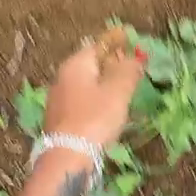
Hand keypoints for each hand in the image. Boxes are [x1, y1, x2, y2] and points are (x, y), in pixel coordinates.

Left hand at [14, 42, 147, 195]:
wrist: (67, 157)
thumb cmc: (95, 118)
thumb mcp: (118, 90)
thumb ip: (129, 69)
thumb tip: (136, 56)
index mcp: (75, 65)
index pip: (98, 44)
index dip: (117, 41)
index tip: (131, 39)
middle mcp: (63, 77)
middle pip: (91, 63)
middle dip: (111, 61)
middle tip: (131, 63)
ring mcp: (59, 99)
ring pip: (87, 82)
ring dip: (105, 81)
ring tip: (124, 86)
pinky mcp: (60, 118)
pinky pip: (83, 100)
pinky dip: (97, 98)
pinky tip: (108, 109)